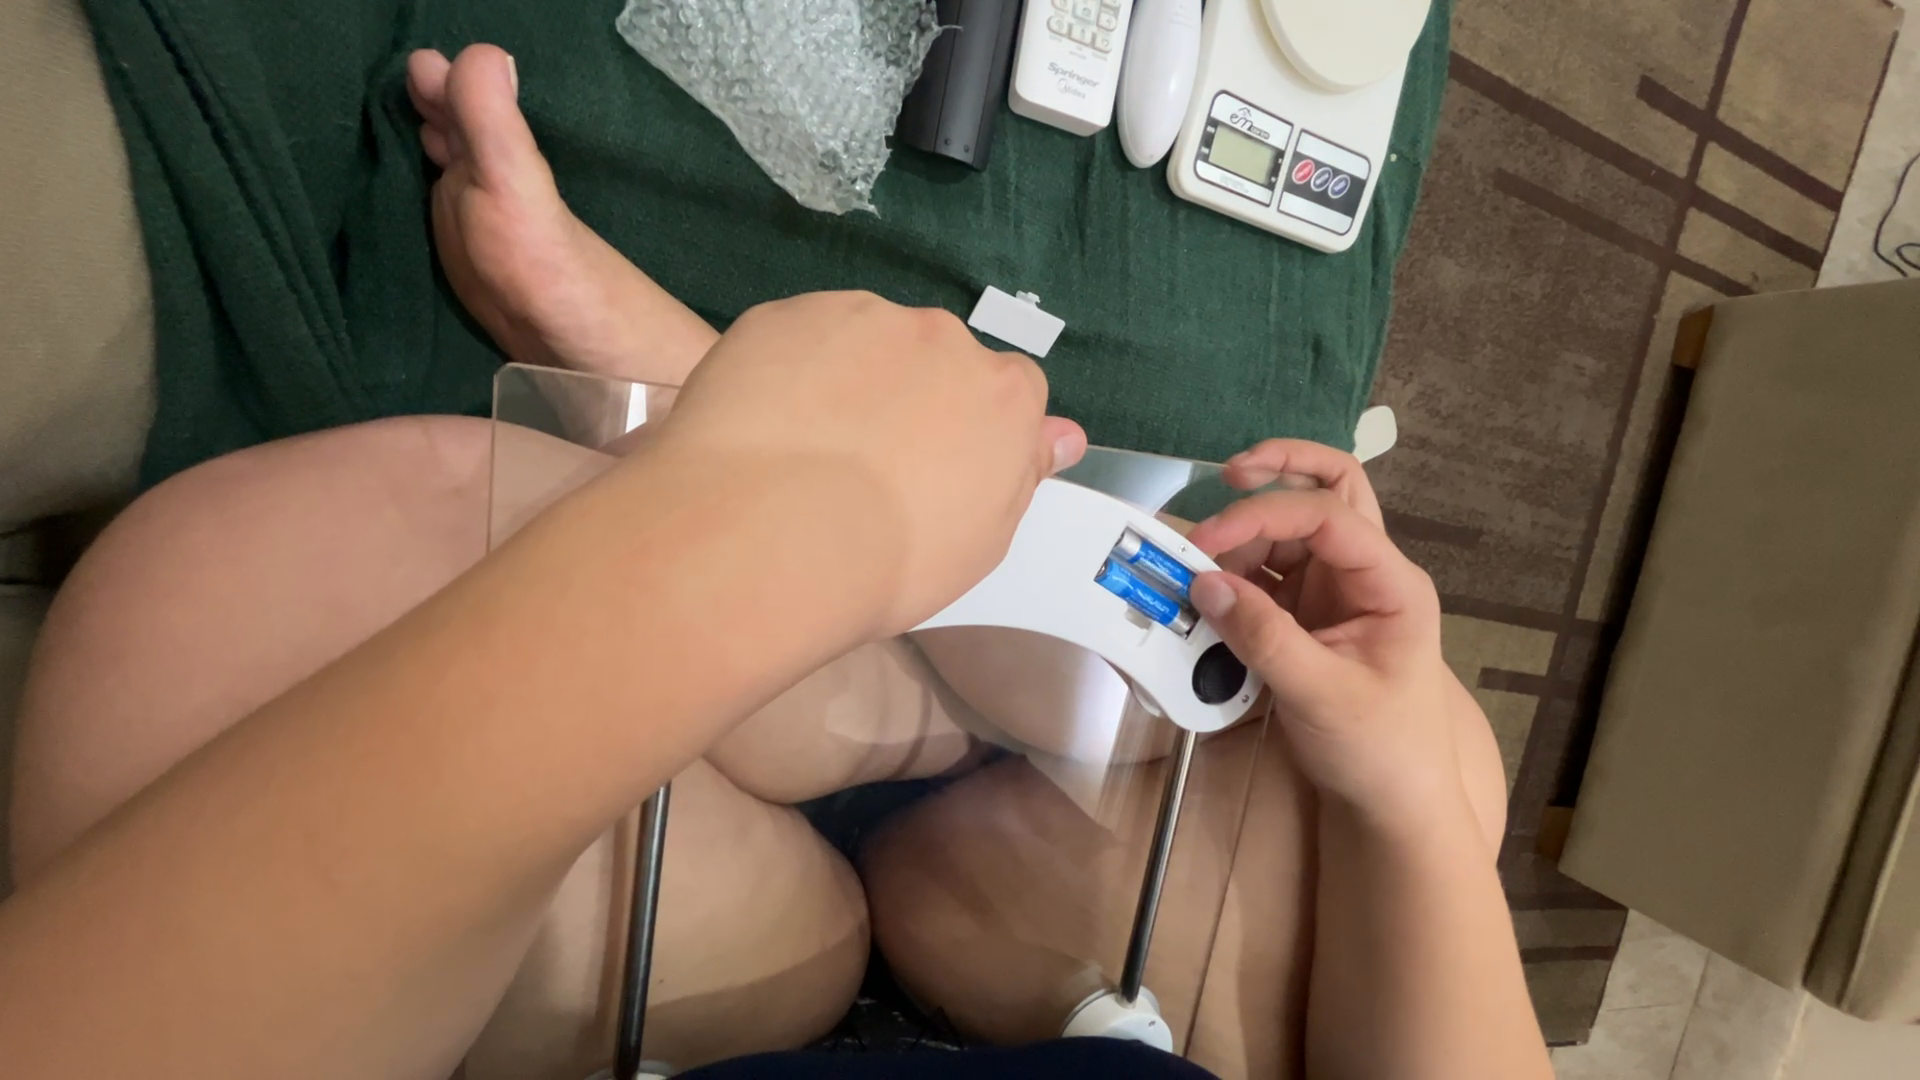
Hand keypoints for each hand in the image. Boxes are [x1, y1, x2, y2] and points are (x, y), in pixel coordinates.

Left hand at [652, 291, 1087, 634]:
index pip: (1010, 389)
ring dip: (852, 378)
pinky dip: (791, 369)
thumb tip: (1063, 435)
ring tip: (810, 446)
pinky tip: (767, 423)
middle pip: (938, 359)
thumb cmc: (894, 559)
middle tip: (869, 462)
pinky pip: (801, 337)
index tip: (941, 465)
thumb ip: (1022, 473)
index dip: (974, 427)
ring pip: (867, 341)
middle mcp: (941, 338)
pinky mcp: (786, 315)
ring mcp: (861, 318)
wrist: (775, 538)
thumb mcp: (981, 538)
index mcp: (1002, 393)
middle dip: (914, 396)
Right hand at [1186, 440, 1467, 824]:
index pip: (1329, 516)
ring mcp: (1333, 590)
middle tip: (1226, 476)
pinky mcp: (1304, 611)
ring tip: (1200, 567)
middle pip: (1329, 491)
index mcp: (1389, 583)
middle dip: (1279, 472)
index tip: (1206, 539)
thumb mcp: (1319, 693)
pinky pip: (1266, 570)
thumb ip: (1261, 636)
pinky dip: (1234, 570)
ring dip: (1243, 536)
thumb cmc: (1377, 747)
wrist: (1390, 799)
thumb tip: (1202, 584)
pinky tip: (1209, 591)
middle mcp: (1363, 572)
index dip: (1264, 514)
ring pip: (1289, 529)